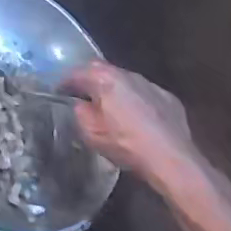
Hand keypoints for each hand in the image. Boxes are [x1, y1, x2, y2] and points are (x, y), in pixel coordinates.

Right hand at [63, 60, 203, 188]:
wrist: (172, 160)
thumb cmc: (126, 144)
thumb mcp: (90, 133)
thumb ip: (80, 113)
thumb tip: (81, 105)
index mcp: (104, 78)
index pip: (76, 73)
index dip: (64, 83)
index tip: (59, 92)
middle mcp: (127, 74)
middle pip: (101, 70)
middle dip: (90, 80)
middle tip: (83, 96)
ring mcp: (150, 84)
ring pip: (125, 81)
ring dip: (115, 90)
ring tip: (112, 109)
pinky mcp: (168, 98)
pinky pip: (145, 95)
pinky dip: (137, 102)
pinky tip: (138, 120)